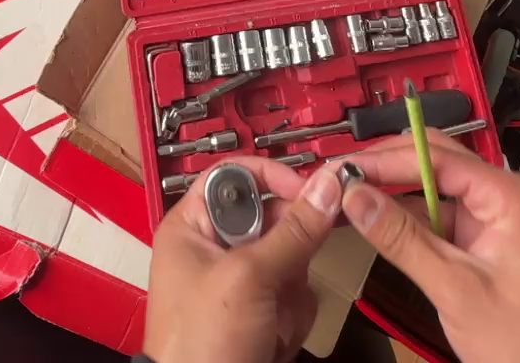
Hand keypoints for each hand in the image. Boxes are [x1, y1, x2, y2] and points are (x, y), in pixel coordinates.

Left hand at [143, 156, 343, 362]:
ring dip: (289, 296)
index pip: (236, 176)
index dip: (271, 178)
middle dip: (287, 256)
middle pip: (273, 221)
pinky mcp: (257, 314)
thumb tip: (326, 185)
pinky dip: (290, 321)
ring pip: (290, 262)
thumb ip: (292, 231)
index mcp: (193, 225)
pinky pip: (293, 298)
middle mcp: (214, 248)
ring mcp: (238, 284)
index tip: (309, 192)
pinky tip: (273, 341)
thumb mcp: (249, 278)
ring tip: (270, 323)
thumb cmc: (200, 343)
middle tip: (284, 277)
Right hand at [341, 131, 519, 362]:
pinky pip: (449, 215)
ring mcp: (504, 216)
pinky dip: (414, 218)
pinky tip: (381, 221)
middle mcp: (509, 193)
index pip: (434, 156)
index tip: (340, 166)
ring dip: (396, 191)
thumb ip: (401, 239)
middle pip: (437, 160)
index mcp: (509, 195)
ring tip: (351, 193)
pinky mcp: (497, 239)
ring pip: (438, 187)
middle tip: (341, 173)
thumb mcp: (456, 291)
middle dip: (387, 165)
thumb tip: (350, 193)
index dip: (383, 159)